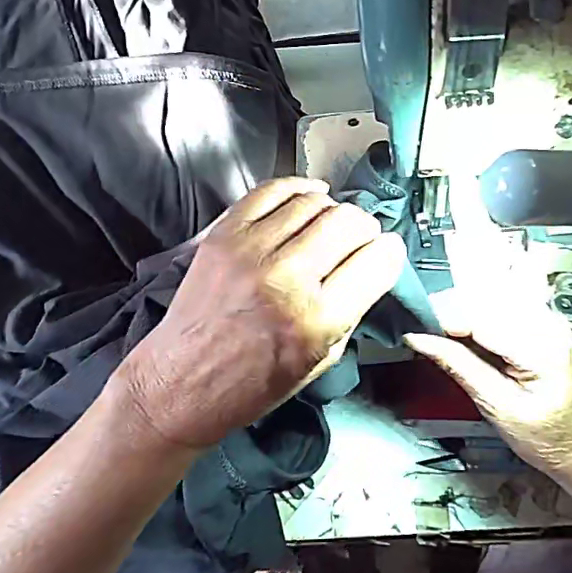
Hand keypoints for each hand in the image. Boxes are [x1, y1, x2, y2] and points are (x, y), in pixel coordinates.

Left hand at [117, 178, 405, 450]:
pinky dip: (298, 188)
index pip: (377, 260)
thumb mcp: (319, 361)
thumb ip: (349, 311)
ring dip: (332, 211)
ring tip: (330, 226)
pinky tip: (308, 197)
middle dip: (364, 230)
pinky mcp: (224, 235)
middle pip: (349, 222)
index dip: (389, 254)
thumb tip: (369, 268)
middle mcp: (286, 278)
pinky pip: (272, 190)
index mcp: (316, 319)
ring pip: (314, 201)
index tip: (385, 254)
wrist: (182, 383)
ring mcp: (251, 251)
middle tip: (360, 241)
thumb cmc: (251, 385)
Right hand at [403, 291, 571, 490]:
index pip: (483, 318)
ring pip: (490, 294)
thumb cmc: (546, 435)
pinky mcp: (539, 317)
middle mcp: (549, 324)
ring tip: (443, 332)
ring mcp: (546, 317)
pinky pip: (499, 301)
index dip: (446, 319)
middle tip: (425, 332)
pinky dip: (476, 312)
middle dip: (450, 311)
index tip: (417, 329)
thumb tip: (420, 339)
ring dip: (461, 309)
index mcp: (544, 349)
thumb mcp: (496, 406)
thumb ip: (458, 366)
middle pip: (486, 298)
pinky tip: (466, 329)